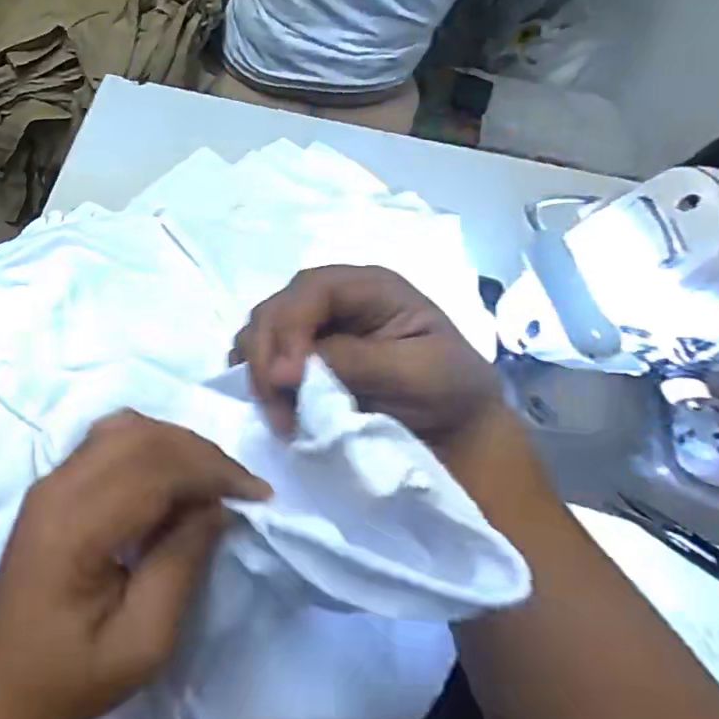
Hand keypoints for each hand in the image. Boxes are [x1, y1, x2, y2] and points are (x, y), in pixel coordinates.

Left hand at [0, 412, 270, 718]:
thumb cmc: (68, 674)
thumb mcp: (140, 643)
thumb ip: (181, 566)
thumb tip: (217, 506)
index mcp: (74, 527)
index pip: (154, 469)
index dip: (212, 470)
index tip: (257, 493)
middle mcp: (58, 486)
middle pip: (142, 437)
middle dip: (202, 453)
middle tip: (240, 486)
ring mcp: (52, 478)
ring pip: (127, 427)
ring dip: (178, 443)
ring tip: (212, 479)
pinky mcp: (55, 481)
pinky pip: (111, 438)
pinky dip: (153, 443)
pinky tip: (173, 473)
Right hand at [232, 266, 505, 457]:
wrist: (460, 431)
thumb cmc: (449, 391)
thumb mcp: (413, 371)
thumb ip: (351, 362)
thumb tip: (282, 369)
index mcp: (369, 287)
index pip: (312, 289)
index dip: (290, 326)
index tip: (286, 377)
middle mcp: (336, 299)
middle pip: (278, 307)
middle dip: (267, 354)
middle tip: (277, 407)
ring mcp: (317, 328)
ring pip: (263, 330)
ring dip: (259, 371)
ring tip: (279, 416)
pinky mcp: (304, 359)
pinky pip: (265, 358)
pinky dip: (259, 380)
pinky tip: (271, 407)